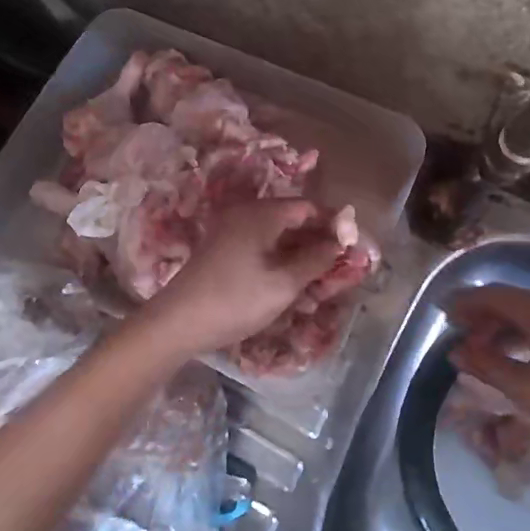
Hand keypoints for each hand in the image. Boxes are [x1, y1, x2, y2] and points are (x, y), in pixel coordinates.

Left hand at [130, 199, 340, 357]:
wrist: (177, 323)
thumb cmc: (236, 299)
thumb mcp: (284, 282)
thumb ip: (317, 259)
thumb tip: (340, 242)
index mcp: (263, 213)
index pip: (309, 207)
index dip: (334, 224)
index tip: (352, 247)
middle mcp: (247, 214)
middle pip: (294, 222)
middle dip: (318, 245)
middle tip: (338, 272)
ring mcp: (232, 232)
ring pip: (279, 239)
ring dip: (301, 259)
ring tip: (319, 289)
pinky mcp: (224, 251)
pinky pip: (262, 250)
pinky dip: (280, 265)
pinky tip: (292, 291)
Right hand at [448, 285, 529, 469]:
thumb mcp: (528, 390)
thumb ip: (487, 367)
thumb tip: (455, 352)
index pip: (493, 296)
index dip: (464, 302)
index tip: (441, 312)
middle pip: (508, 300)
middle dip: (480, 316)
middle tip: (456, 335)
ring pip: (525, 311)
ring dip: (499, 326)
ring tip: (477, 348)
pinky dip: (519, 332)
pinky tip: (508, 352)